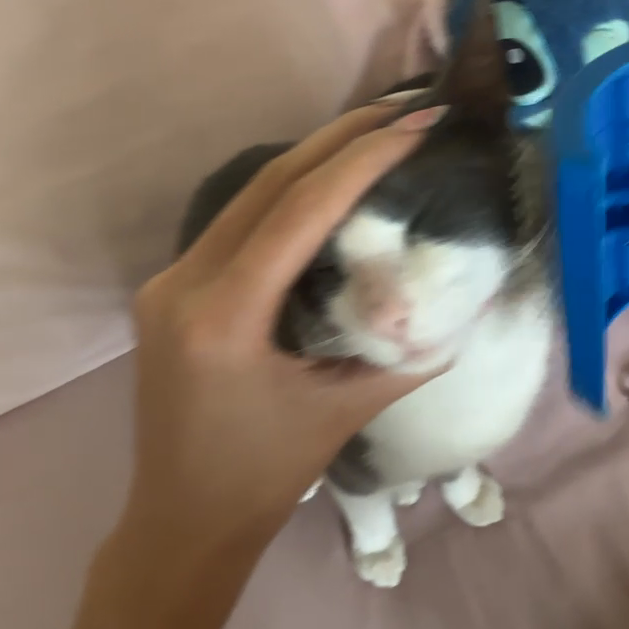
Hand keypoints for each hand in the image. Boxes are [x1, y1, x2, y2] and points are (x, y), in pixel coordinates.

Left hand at [123, 99, 446, 554]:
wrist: (182, 521)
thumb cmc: (264, 475)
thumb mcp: (344, 411)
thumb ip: (405, 353)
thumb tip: (459, 305)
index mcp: (224, 314)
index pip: (300, 208)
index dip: (363, 158)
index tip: (417, 124)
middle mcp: (184, 282)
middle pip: (269, 182)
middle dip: (341, 136)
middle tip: (404, 107)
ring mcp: (169, 280)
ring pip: (249, 195)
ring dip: (314, 158)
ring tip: (376, 130)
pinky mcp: (171, 288)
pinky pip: (238, 223)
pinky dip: (289, 194)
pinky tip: (329, 184)